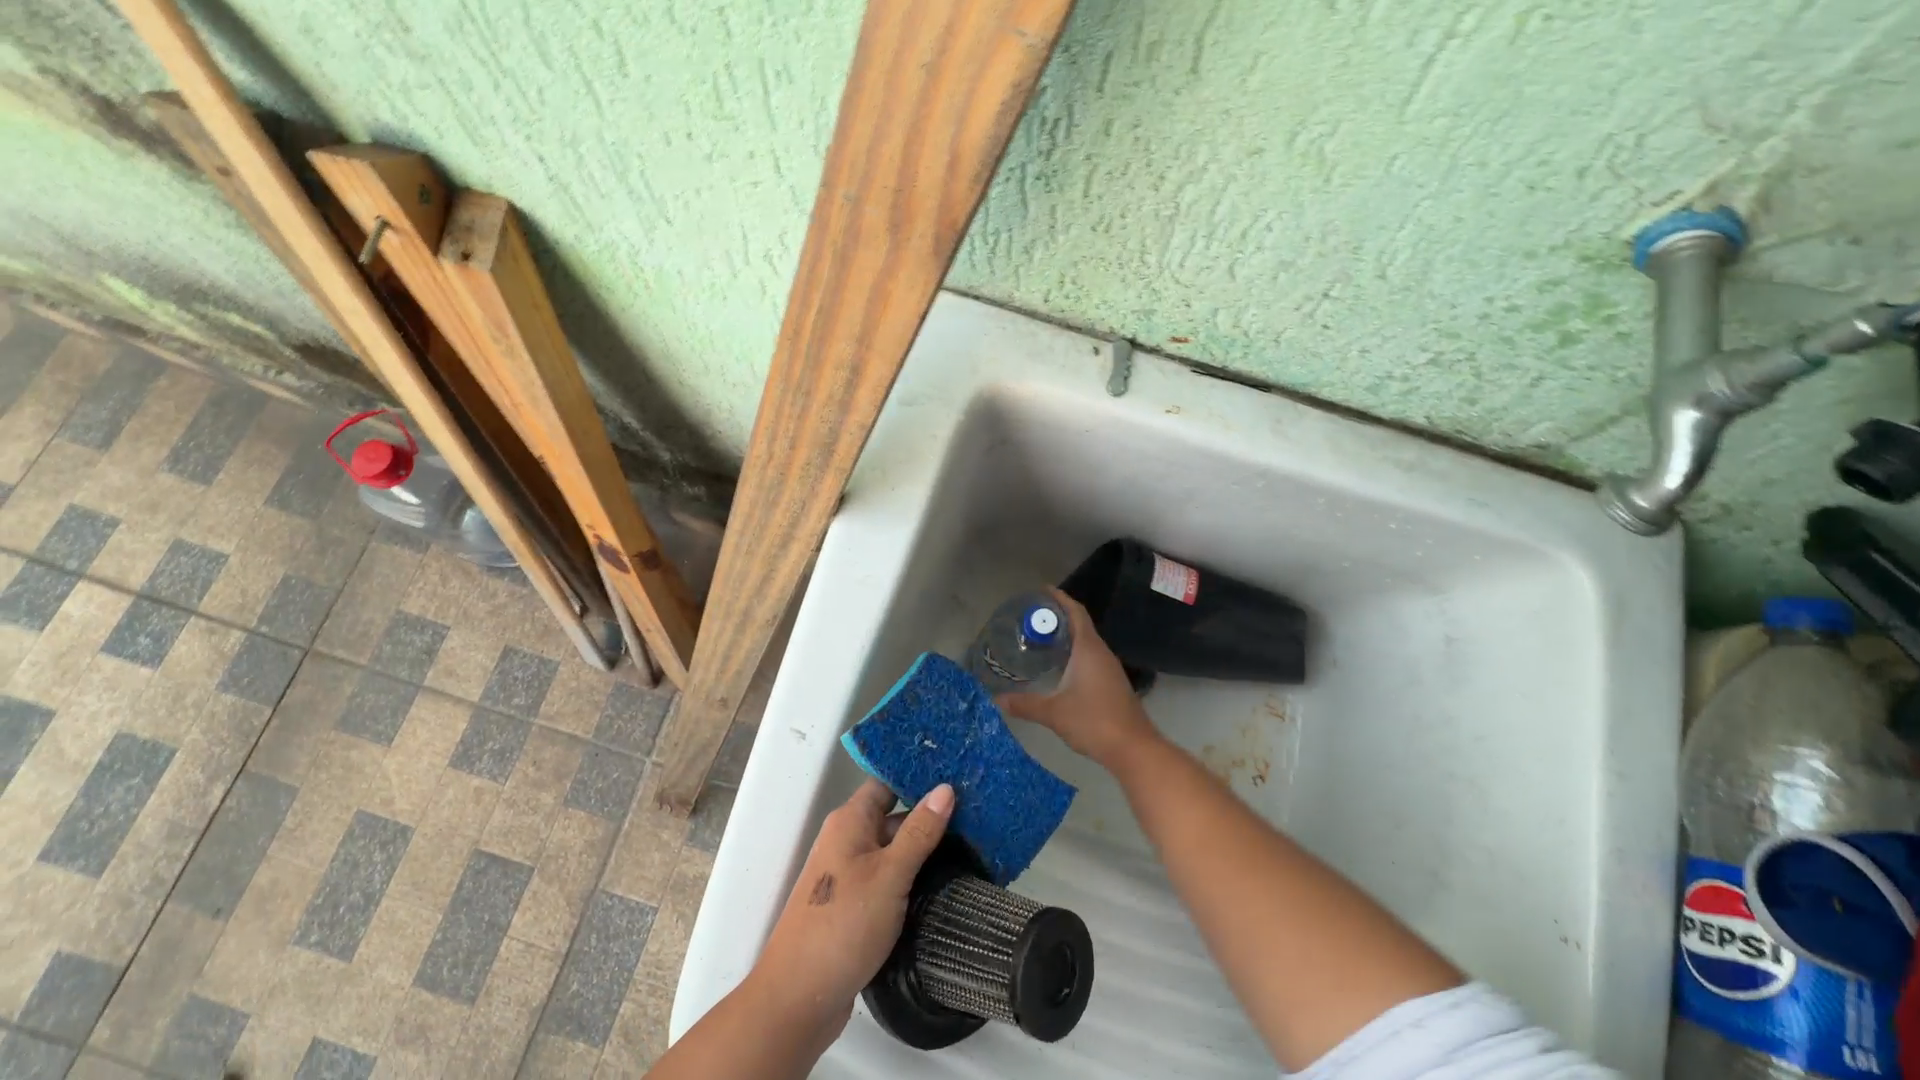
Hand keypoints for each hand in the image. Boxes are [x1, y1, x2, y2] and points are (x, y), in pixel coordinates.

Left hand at [749, 779, 954, 1039]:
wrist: (800, 996)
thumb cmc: (843, 925)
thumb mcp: (890, 874)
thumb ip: (919, 832)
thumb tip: (945, 789)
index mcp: (849, 823)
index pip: (886, 783)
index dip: (917, 777)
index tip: (958, 774)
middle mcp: (846, 842)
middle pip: (892, 817)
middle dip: (930, 816)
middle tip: (978, 817)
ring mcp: (849, 877)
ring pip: (893, 852)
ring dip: (924, 851)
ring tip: (974, 848)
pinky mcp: (855, 908)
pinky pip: (888, 881)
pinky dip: (913, 880)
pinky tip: (944, 887)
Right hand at [999, 589, 1160, 769]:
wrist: (1132, 747)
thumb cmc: (1093, 721)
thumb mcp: (1053, 713)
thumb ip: (1025, 704)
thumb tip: (997, 699)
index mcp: (1088, 649)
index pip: (1076, 613)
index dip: (1060, 599)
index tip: (1042, 591)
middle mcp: (1101, 653)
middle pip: (1081, 624)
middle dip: (1059, 617)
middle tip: (1032, 617)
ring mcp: (1109, 668)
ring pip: (1086, 643)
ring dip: (1067, 636)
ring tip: (1041, 639)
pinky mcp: (1112, 683)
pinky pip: (1090, 657)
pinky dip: (1073, 653)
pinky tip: (1059, 666)